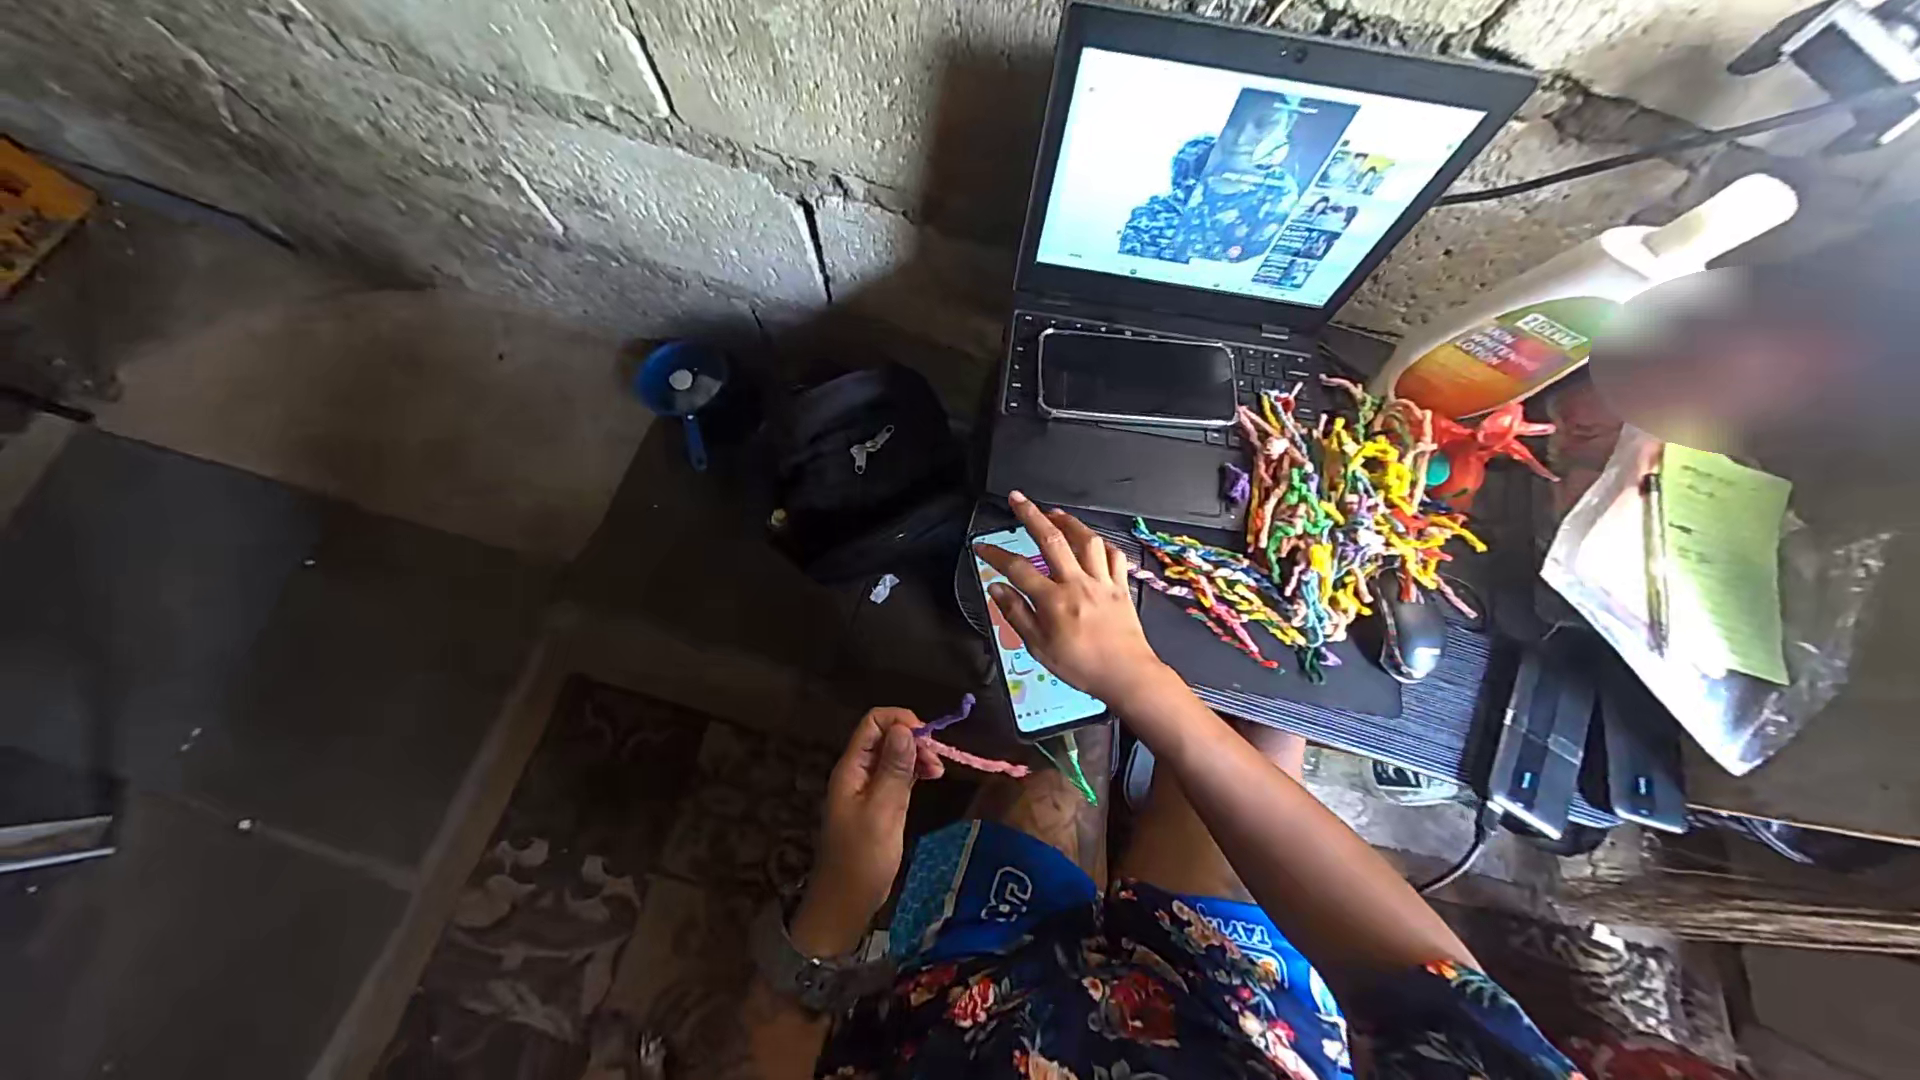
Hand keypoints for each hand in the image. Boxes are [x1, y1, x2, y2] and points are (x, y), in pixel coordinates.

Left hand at [792, 708, 942, 956]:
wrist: (845, 904)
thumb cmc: (862, 859)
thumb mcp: (883, 811)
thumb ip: (894, 768)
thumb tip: (906, 728)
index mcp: (851, 767)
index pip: (874, 722)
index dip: (901, 721)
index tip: (927, 740)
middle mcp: (858, 770)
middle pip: (886, 734)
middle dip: (914, 739)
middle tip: (937, 762)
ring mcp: (868, 786)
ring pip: (894, 753)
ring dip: (917, 755)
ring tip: (938, 773)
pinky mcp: (879, 801)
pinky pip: (897, 772)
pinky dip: (914, 771)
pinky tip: (930, 779)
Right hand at [973, 491, 1170, 706]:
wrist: (1126, 676)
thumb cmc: (1082, 666)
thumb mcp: (1039, 647)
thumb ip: (1016, 614)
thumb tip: (996, 590)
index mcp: (1053, 601)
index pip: (1017, 569)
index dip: (995, 554)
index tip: (982, 546)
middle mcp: (1077, 584)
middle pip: (1051, 540)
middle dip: (1031, 515)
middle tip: (1018, 499)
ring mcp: (1101, 582)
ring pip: (1086, 540)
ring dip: (1068, 522)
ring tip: (1054, 513)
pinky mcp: (1120, 586)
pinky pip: (1113, 555)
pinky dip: (1101, 544)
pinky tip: (1092, 541)